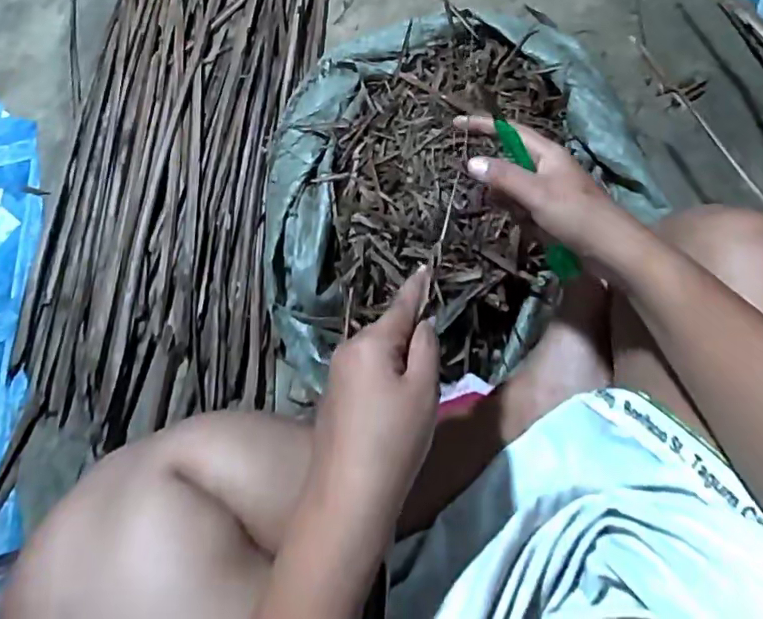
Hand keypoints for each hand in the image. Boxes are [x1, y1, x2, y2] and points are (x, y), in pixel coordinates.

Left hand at [311, 267, 439, 532]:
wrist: (347, 495)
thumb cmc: (394, 440)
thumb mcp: (423, 391)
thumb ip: (425, 349)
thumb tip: (420, 324)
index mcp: (371, 342)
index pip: (400, 307)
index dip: (416, 288)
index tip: (424, 267)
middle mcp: (348, 349)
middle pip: (387, 332)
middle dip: (408, 339)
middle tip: (430, 371)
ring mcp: (336, 373)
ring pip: (376, 354)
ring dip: (395, 362)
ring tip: (413, 399)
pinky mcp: (332, 396)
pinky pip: (365, 373)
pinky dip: (382, 379)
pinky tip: (390, 409)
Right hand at [452, 114, 644, 269]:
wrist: (614, 251)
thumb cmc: (577, 216)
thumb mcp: (536, 194)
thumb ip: (503, 176)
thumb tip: (471, 161)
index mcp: (547, 153)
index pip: (509, 130)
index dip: (482, 125)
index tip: (456, 124)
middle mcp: (548, 166)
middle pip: (509, 161)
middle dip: (496, 177)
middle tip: (485, 188)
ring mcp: (551, 190)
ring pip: (514, 188)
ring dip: (509, 201)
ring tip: (522, 217)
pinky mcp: (553, 211)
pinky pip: (525, 207)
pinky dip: (521, 216)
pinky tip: (532, 228)